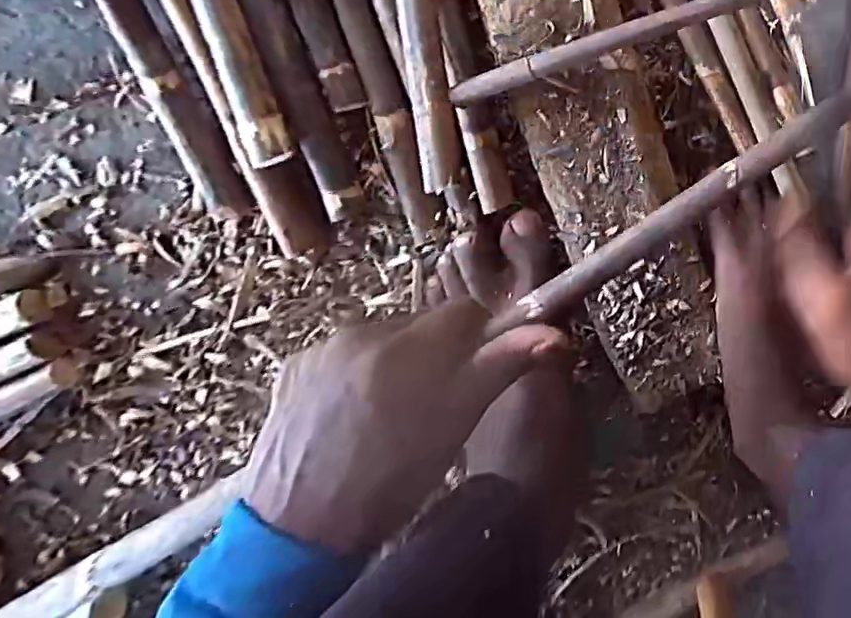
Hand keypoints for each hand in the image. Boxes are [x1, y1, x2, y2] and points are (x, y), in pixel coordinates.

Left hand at [243, 298, 567, 553]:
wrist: (296, 537)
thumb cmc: (390, 484)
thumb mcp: (456, 427)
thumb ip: (501, 368)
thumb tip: (553, 335)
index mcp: (409, 348)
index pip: (464, 313)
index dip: (480, 339)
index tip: (477, 370)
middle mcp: (364, 333)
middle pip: (424, 323)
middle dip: (437, 352)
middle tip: (434, 401)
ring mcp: (325, 346)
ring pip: (384, 337)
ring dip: (397, 361)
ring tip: (390, 413)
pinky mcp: (297, 363)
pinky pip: (344, 352)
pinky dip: (356, 372)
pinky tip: (352, 414)